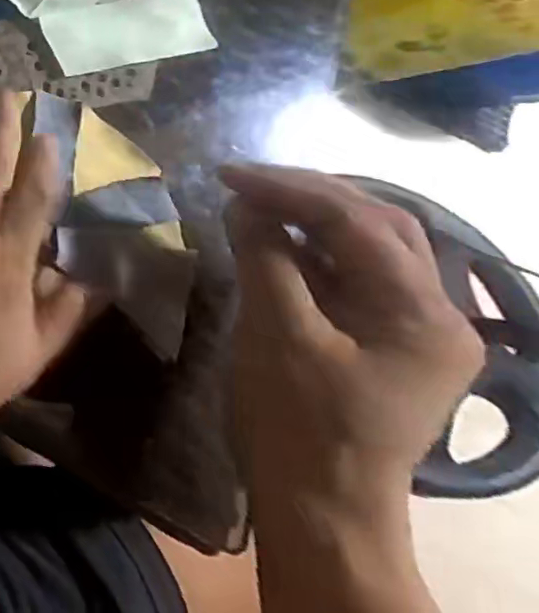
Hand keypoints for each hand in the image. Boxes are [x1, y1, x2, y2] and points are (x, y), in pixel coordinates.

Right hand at [221, 165, 484, 512]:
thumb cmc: (299, 412)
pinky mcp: (381, 335)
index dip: (291, 190)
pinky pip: (352, 273)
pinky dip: (310, 245)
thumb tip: (245, 203)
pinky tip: (271, 237)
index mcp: (424, 315)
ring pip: (372, 246)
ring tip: (252, 198)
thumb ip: (266, 260)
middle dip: (310, 193)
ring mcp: (412, 326)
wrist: (319, 487)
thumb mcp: (276, 332)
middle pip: (382, 227)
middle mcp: (436, 314)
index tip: (225, 174)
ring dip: (312, 214)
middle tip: (240, 178)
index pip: (361, 225)